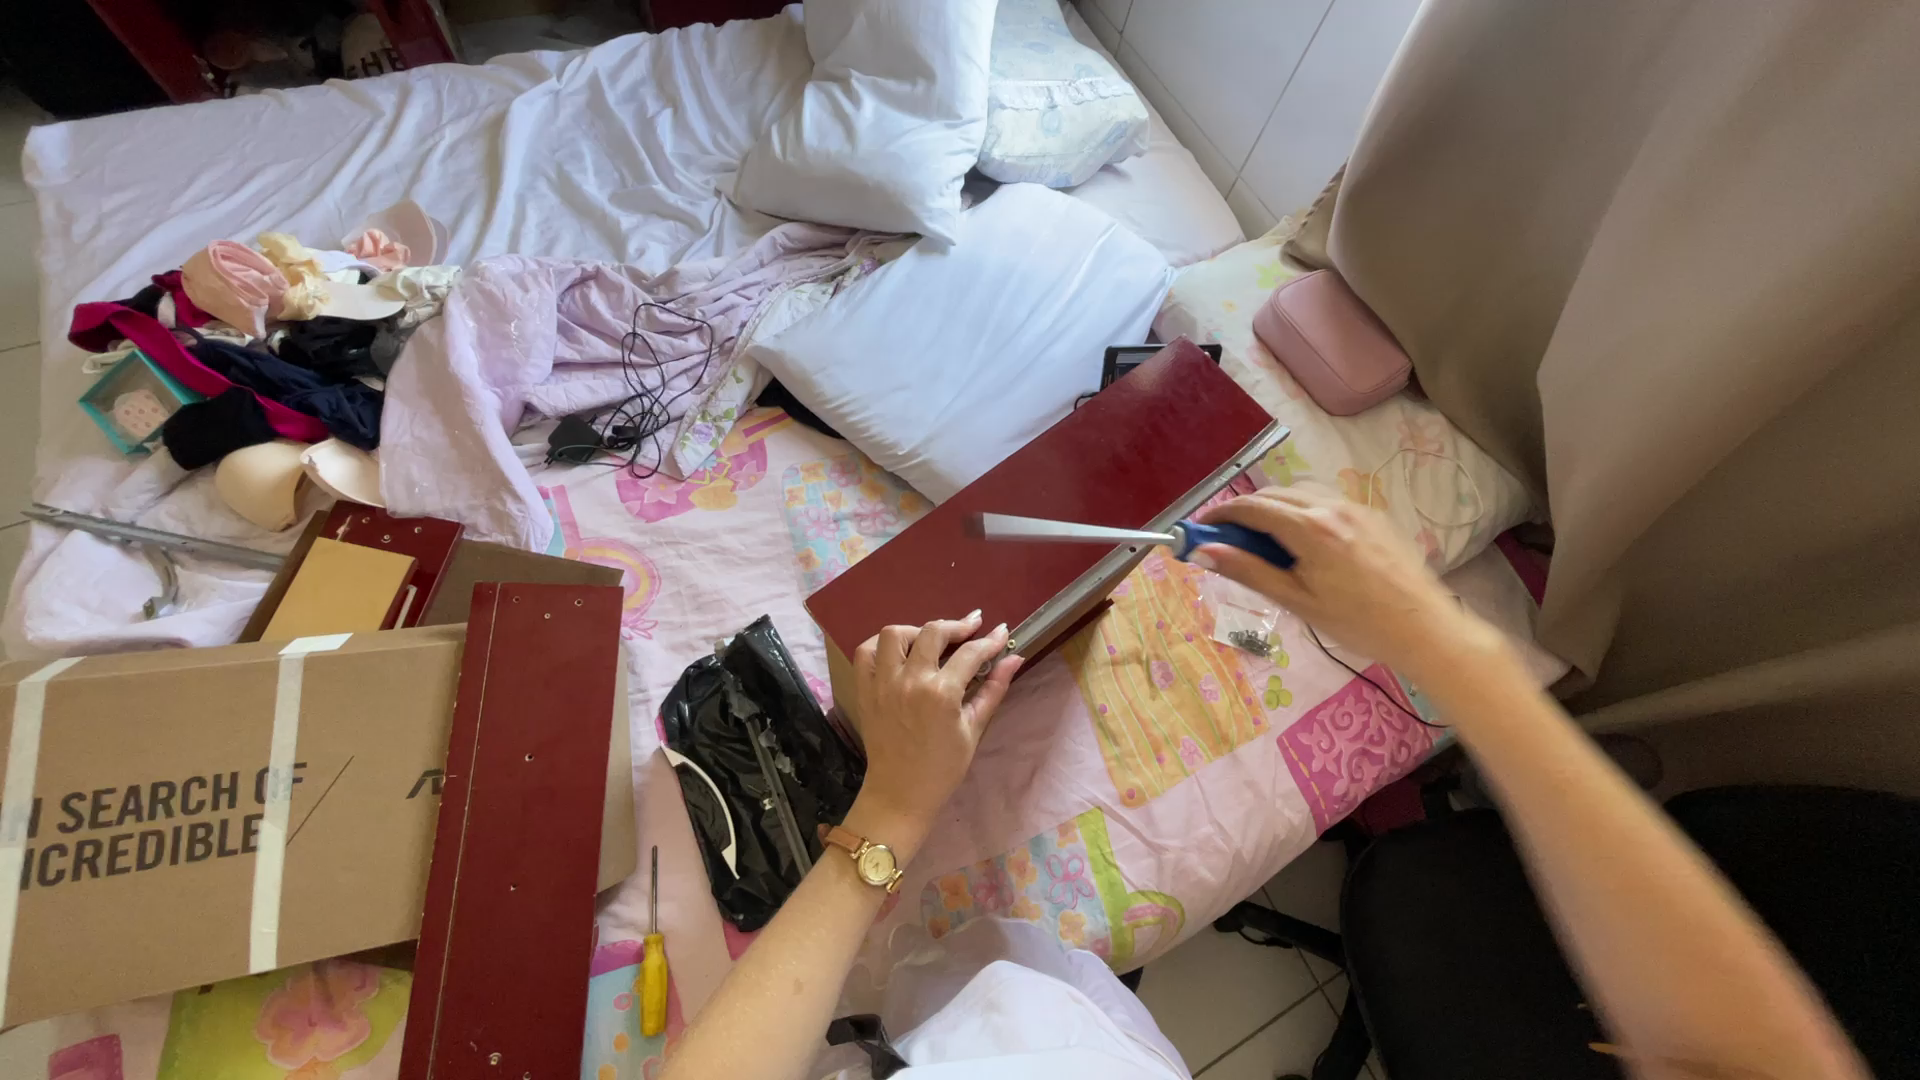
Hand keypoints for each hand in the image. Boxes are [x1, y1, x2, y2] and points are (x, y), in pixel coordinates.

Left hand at [847, 611, 1023, 835]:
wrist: (900, 794)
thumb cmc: (943, 767)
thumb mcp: (974, 729)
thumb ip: (993, 689)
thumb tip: (1014, 658)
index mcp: (941, 693)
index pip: (970, 653)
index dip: (989, 640)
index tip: (999, 632)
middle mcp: (910, 681)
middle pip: (933, 632)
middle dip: (957, 625)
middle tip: (971, 628)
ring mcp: (883, 683)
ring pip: (894, 634)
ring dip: (916, 630)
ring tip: (932, 640)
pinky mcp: (865, 690)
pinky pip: (865, 653)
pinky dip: (881, 645)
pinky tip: (899, 650)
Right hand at [1193, 485, 1493, 676]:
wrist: (1425, 628)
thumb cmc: (1356, 622)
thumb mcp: (1295, 600)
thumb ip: (1248, 570)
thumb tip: (1204, 551)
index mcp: (1310, 528)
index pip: (1251, 507)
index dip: (1220, 515)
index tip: (1199, 528)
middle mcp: (1331, 507)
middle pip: (1273, 493)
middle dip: (1244, 510)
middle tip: (1227, 539)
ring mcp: (1355, 507)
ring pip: (1299, 492)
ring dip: (1272, 506)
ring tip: (1263, 541)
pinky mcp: (1372, 515)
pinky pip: (1323, 500)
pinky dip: (1299, 510)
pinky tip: (1300, 542)